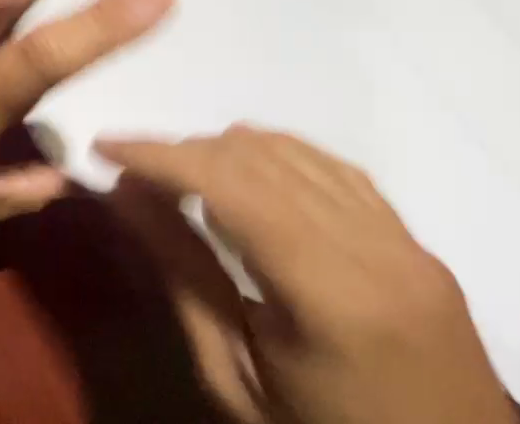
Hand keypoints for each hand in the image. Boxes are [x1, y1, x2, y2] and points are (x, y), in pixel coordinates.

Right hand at [100, 127, 516, 423]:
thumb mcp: (232, 372)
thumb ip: (182, 274)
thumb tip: (123, 192)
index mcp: (330, 295)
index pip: (228, 185)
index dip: (157, 155)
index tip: (101, 147)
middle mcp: (379, 254)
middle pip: (257, 159)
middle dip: (181, 151)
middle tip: (131, 173)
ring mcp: (408, 247)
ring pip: (294, 153)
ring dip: (223, 149)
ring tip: (180, 174)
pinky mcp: (419, 248)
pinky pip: (335, 169)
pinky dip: (276, 156)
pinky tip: (243, 173)